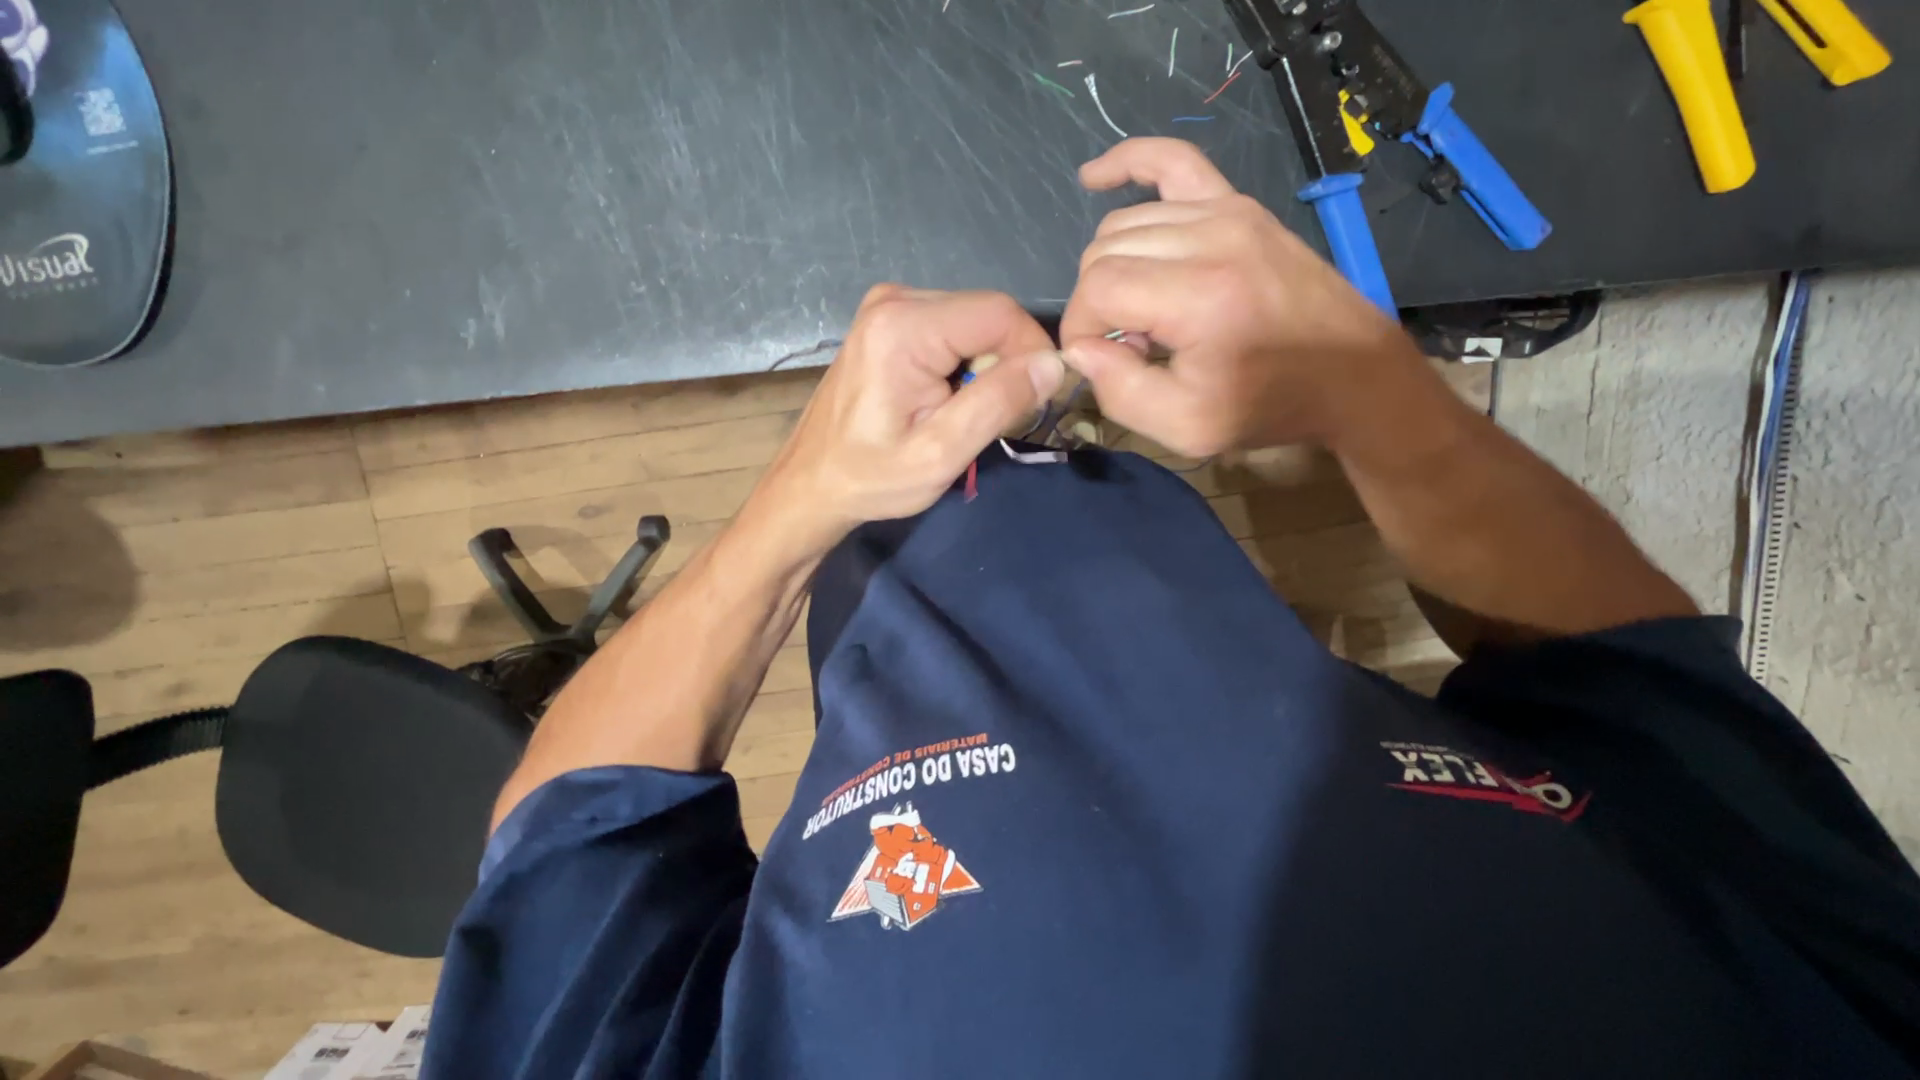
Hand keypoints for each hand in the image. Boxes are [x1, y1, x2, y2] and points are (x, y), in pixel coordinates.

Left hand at [757, 285, 1064, 551]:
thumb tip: (1053, 364)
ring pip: (973, 320)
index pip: (1002, 313)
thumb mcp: (941, 453)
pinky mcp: (887, 318)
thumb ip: (998, 403)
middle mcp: (894, 299)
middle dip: (1007, 361)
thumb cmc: (872, 478)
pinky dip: (962, 360)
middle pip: (987, 313)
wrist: (812, 483)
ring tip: (964, 412)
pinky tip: (944, 398)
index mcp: (903, 327)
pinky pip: (950, 327)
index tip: (1036, 399)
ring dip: (985, 364)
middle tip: (996, 415)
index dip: (1032, 352)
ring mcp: (888, 304)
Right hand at [1060, 138, 1413, 456]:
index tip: (1101, 362)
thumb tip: (1079, 348)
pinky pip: (1174, 162)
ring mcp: (1228, 211)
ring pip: (1125, 223)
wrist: (1351, 375)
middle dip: (1097, 305)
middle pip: (1105, 252)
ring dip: (1113, 268)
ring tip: (1143, 312)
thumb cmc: (1269, 405)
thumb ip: (1118, 391)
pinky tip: (1094, 176)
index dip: (1081, 329)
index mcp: (1200, 296)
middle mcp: (1212, 239)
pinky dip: (1130, 162)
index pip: (1097, 289)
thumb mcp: (1186, 428)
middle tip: (1130, 347)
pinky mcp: (1240, 204)